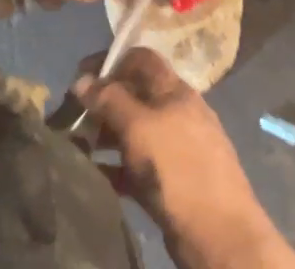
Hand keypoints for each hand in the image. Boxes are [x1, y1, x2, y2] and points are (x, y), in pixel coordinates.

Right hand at [75, 49, 294, 268]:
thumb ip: (109, 99)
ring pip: (134, 131)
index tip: (80, 77)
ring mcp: (177, 149)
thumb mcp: (138, 126)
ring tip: (78, 145)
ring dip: (105, 134)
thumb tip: (82, 81)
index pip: (141, 58)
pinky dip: (115, 166)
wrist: (220, 236)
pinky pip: (137, 164)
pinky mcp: (173, 181)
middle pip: (135, 95)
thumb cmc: (178, 168)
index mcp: (176, 92)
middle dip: (103, 102)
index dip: (110, 60)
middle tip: (73, 116)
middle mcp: (178, 114)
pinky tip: (94, 173)